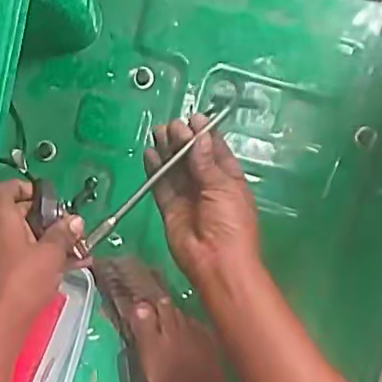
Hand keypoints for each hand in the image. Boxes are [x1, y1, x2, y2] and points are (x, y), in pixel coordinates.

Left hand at [0, 179, 84, 339]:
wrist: (2, 323)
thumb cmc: (24, 281)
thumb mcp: (51, 254)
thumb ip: (64, 234)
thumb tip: (75, 220)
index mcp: (4, 220)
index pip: (8, 190)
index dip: (27, 186)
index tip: (51, 196)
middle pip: (23, 215)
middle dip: (50, 218)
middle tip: (73, 227)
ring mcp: (3, 256)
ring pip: (30, 239)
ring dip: (54, 241)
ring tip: (81, 249)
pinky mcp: (9, 277)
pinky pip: (31, 259)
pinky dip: (50, 259)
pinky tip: (74, 265)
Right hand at [145, 114, 260, 288]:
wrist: (217, 263)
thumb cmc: (231, 225)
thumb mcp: (223, 187)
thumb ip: (206, 162)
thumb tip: (197, 136)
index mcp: (229, 179)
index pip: (216, 150)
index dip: (205, 134)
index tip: (193, 118)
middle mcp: (208, 186)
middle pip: (193, 157)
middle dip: (183, 140)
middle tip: (171, 126)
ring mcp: (189, 198)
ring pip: (175, 169)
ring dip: (167, 151)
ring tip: (158, 133)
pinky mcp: (171, 210)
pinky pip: (161, 186)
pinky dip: (155, 170)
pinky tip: (150, 154)